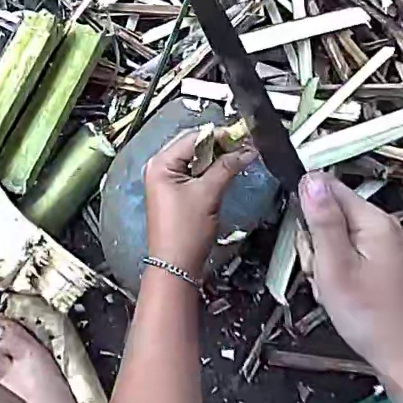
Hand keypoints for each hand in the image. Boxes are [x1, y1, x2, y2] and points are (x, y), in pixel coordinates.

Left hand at [143, 127, 256, 275]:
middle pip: (192, 146)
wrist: (176, 266)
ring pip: (194, 159)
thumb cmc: (185, 232)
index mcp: (160, 163)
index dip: (218, 135)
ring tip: (237, 157)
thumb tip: (244, 150)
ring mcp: (165, 180)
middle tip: (242, 146)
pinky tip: (224, 171)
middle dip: (218, 146)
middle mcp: (159, 167)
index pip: (192, 138)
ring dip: (215, 158)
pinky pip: (193, 172)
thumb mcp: (208, 193)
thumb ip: (226, 167)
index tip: (240, 136)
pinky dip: (209, 171)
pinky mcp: (173, 192)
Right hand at [298, 172, 402, 378]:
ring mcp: (382, 243)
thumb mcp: (336, 266)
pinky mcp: (380, 259)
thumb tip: (311, 177)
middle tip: (322, 271)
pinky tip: (341, 290)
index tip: (308, 240)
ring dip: (323, 257)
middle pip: (329, 210)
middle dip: (315, 239)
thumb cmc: (369, 316)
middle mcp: (381, 224)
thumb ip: (323, 220)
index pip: (328, 186)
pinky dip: (336, 268)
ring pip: (333, 232)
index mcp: (373, 219)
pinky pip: (345, 250)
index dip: (308, 208)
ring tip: (331, 284)